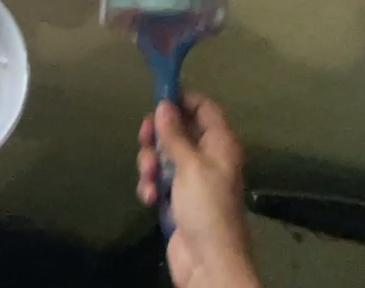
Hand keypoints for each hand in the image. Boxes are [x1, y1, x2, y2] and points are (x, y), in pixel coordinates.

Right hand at [137, 94, 259, 287]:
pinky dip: (150, 185)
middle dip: (158, 135)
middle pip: (177, 129)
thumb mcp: (190, 166)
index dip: (182, 99)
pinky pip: (158, 179)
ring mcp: (190, 179)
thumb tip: (164, 104)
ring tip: (149, 178)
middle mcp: (206, 157)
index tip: (157, 98)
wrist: (208, 264)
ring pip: (163, 154)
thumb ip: (174, 134)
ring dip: (150, 163)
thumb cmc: (206, 208)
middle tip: (145, 139)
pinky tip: (149, 197)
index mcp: (219, 144)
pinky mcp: (176, 199)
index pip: (203, 107)